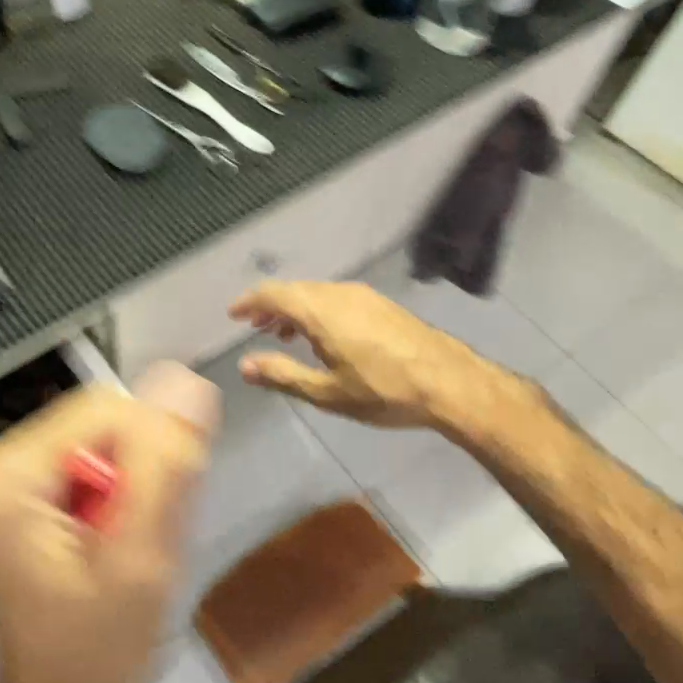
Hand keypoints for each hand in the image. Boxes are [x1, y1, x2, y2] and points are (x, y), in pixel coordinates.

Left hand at [0, 363, 218, 682]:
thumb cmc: (92, 656)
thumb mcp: (141, 563)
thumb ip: (164, 468)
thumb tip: (190, 380)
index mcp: (10, 469)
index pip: (113, 408)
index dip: (156, 454)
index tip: (156, 520)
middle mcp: (1, 460)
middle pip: (108, 421)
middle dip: (146, 473)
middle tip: (144, 542)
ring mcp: (12, 477)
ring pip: (110, 443)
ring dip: (140, 489)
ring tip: (130, 551)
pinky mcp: (29, 495)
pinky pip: (99, 466)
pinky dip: (125, 500)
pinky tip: (119, 548)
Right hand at [229, 280, 512, 431]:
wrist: (449, 382)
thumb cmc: (383, 391)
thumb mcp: (326, 392)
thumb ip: (282, 375)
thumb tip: (244, 366)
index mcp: (320, 311)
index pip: (273, 294)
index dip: (248, 302)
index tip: (233, 315)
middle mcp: (339, 293)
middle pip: (294, 290)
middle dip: (270, 307)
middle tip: (255, 329)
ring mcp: (364, 296)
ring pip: (316, 293)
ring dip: (294, 309)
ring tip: (284, 335)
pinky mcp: (381, 304)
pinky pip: (336, 298)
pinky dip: (317, 311)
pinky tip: (322, 337)